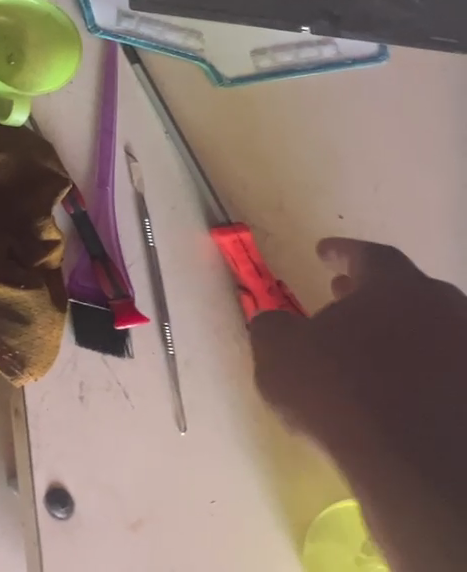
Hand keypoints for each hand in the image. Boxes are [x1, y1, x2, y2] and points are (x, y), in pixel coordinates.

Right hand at [251, 237, 466, 571]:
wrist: (420, 471)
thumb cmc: (338, 392)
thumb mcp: (276, 349)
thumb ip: (274, 323)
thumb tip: (281, 321)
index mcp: (397, 290)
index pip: (372, 256)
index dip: (344, 252)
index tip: (323, 252)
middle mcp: (449, 314)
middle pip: (415, 291)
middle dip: (377, 292)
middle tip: (344, 295)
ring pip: (438, 330)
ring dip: (403, 331)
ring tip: (368, 345)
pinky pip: (448, 369)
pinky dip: (423, 367)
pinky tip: (395, 384)